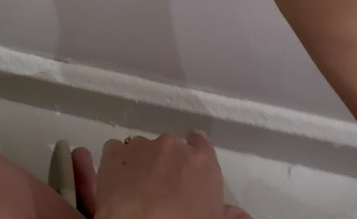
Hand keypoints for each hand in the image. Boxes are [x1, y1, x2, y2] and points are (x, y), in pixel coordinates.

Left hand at [70, 132, 250, 218]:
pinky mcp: (113, 152)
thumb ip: (228, 215)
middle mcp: (172, 145)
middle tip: (167, 192)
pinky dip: (120, 165)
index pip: (202, 144)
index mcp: (202, 162)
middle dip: (169, 165)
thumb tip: (243, 215)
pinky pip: (119, 152)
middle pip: (172, 149)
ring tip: (142, 191)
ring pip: (145, 150)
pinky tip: (121, 184)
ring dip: (145, 164)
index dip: (196, 156)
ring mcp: (140, 145)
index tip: (192, 172)